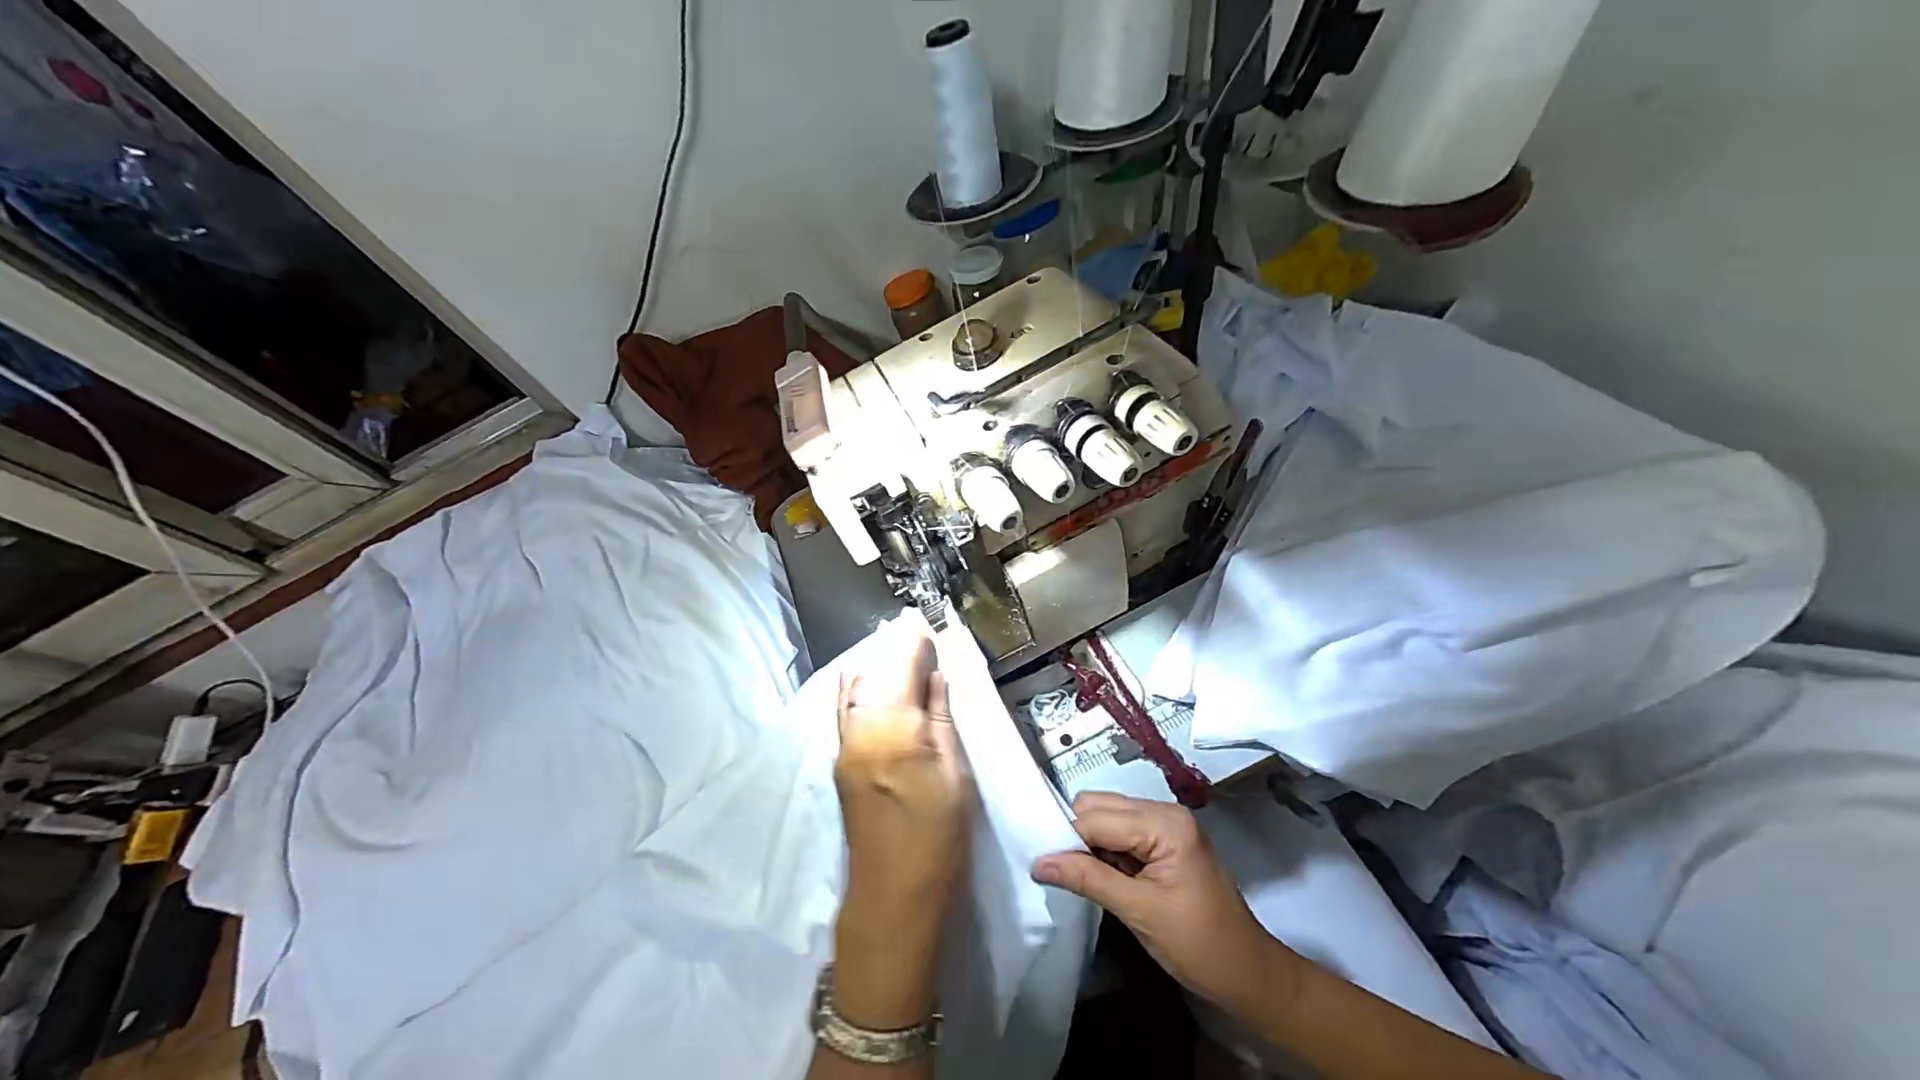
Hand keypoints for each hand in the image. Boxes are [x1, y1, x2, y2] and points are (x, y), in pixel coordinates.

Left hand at [830, 628, 971, 1027]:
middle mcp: (862, 729)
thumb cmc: (938, 838)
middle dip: (891, 650)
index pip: (903, 671)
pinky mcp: (839, 762)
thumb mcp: (956, 776)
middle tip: (911, 632)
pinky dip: (855, 687)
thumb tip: (936, 677)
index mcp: (896, 729)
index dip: (914, 646)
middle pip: (873, 673)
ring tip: (893, 650)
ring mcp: (844, 746)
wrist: (891, 897)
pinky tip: (864, 679)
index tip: (925, 626)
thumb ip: (941, 720)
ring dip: (873, 665)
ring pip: (853, 689)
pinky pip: (844, 709)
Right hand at [1032, 792, 1300, 1014]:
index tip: (1044, 866)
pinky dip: (1106, 850)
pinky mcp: (1164, 839)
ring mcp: (1166, 823)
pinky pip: (1121, 830)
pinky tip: (1106, 877)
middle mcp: (1165, 811)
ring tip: (1089, 879)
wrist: (1248, 973)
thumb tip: (1038, 862)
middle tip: (1068, 875)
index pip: (1096, 817)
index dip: (1068, 841)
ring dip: (1091, 843)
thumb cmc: (1199, 944)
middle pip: (1099, 806)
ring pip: (1107, 815)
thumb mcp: (1139, 912)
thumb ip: (1087, 879)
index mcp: (1165, 823)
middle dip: (1078, 836)